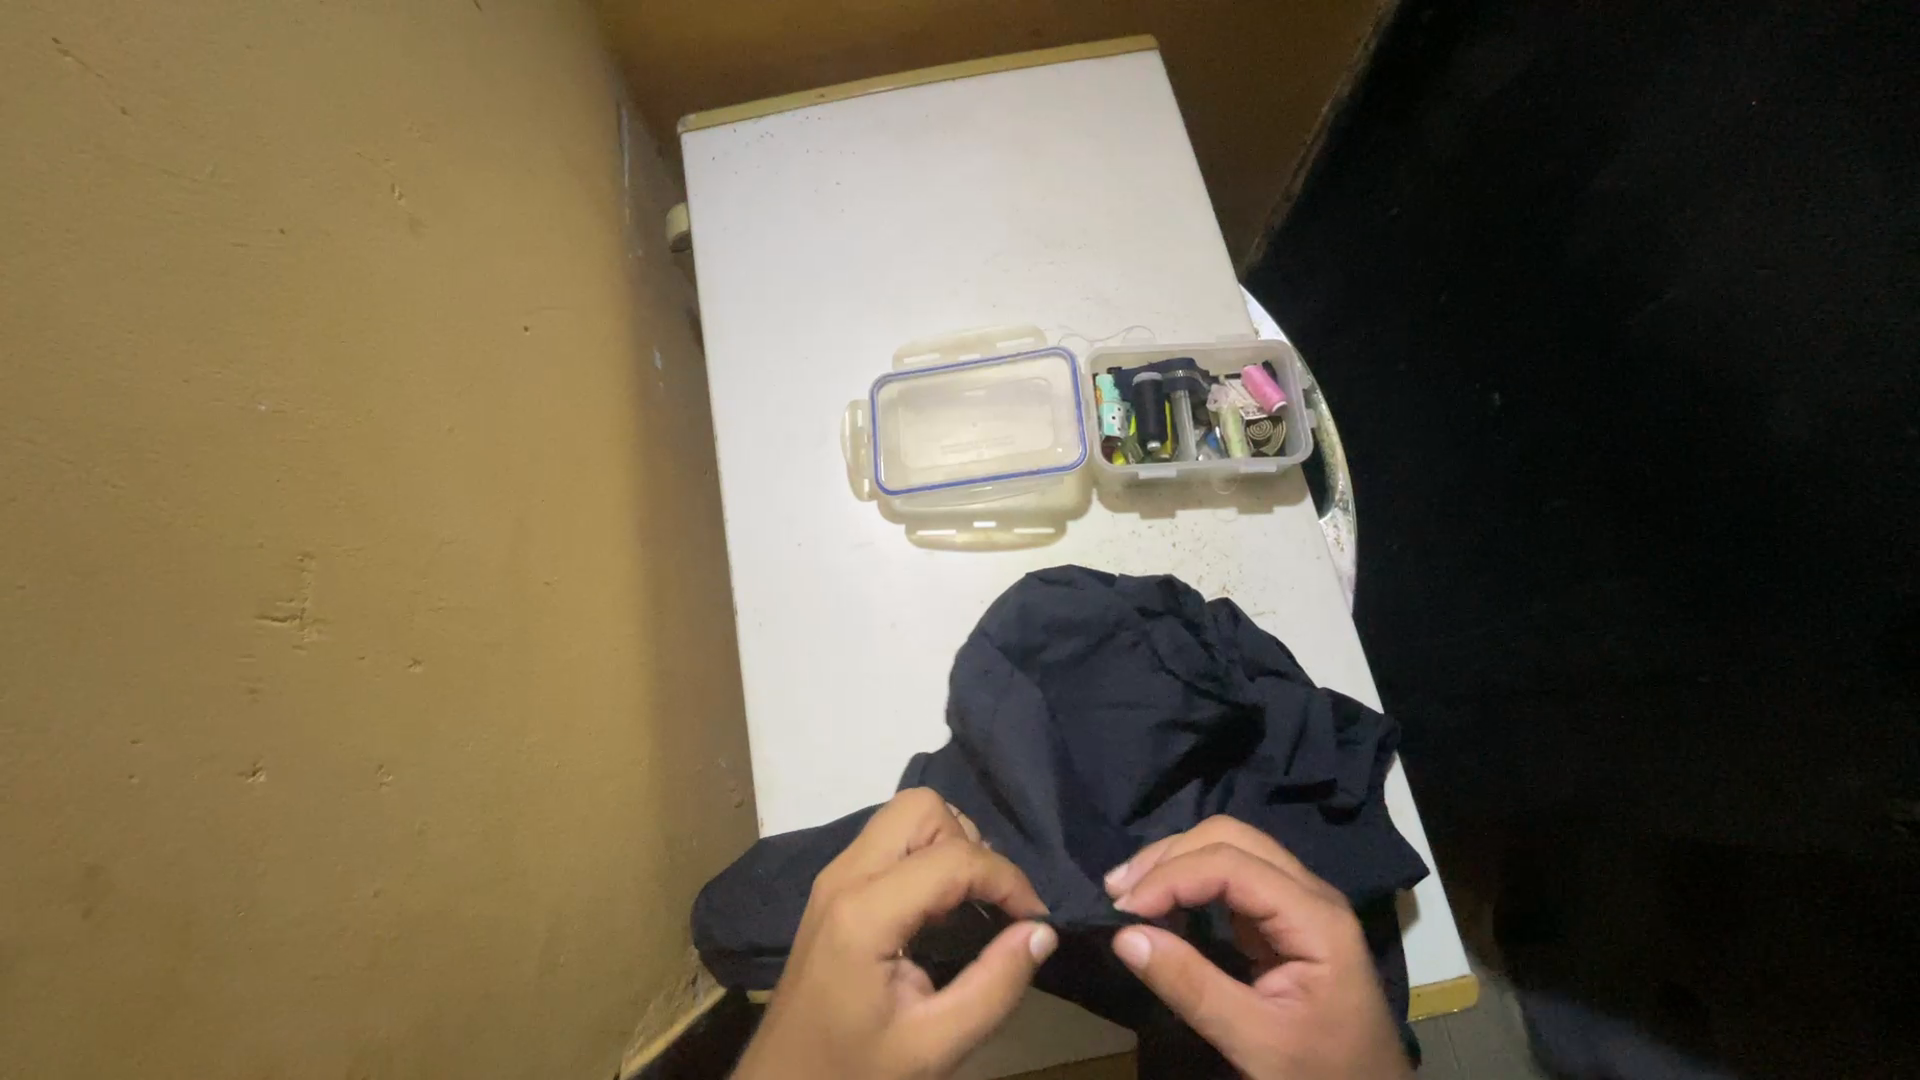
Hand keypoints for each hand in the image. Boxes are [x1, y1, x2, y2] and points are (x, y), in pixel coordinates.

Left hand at [733, 789, 1057, 1079]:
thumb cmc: (855, 1071)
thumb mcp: (934, 1046)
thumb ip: (995, 987)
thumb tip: (1042, 931)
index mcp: (865, 913)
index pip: (954, 857)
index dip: (1007, 880)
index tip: (1035, 919)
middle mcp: (846, 874)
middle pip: (921, 807)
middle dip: (969, 844)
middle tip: (989, 902)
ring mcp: (836, 873)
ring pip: (905, 813)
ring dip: (948, 843)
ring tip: (966, 903)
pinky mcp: (835, 882)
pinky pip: (891, 836)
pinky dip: (926, 852)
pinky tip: (937, 906)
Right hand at [1103, 816, 1412, 1079]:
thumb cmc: (1323, 1078)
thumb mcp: (1258, 1045)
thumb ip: (1192, 987)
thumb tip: (1123, 935)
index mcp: (1315, 918)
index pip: (1232, 864)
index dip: (1172, 877)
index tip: (1123, 909)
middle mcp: (1309, 892)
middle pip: (1230, 837)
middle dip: (1169, 857)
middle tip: (1119, 892)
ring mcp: (1297, 900)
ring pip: (1228, 846)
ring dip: (1174, 861)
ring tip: (1129, 891)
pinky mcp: (1281, 916)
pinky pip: (1229, 874)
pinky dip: (1187, 878)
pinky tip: (1159, 901)